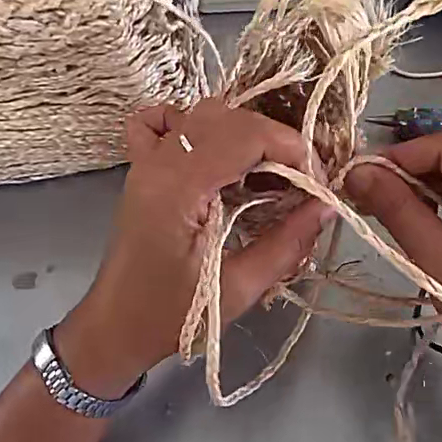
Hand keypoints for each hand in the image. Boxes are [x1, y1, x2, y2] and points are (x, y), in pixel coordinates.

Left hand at [54, 99, 331, 397]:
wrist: (115, 327)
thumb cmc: (170, 316)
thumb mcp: (238, 288)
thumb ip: (286, 242)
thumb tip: (326, 206)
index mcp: (178, 188)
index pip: (246, 135)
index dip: (292, 149)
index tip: (318, 182)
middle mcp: (159, 162)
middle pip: (228, 117)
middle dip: (276, 141)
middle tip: (302, 181)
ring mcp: (146, 161)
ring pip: (202, 114)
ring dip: (245, 134)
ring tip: (270, 173)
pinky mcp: (142, 168)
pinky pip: (164, 123)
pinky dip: (196, 126)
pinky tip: (216, 154)